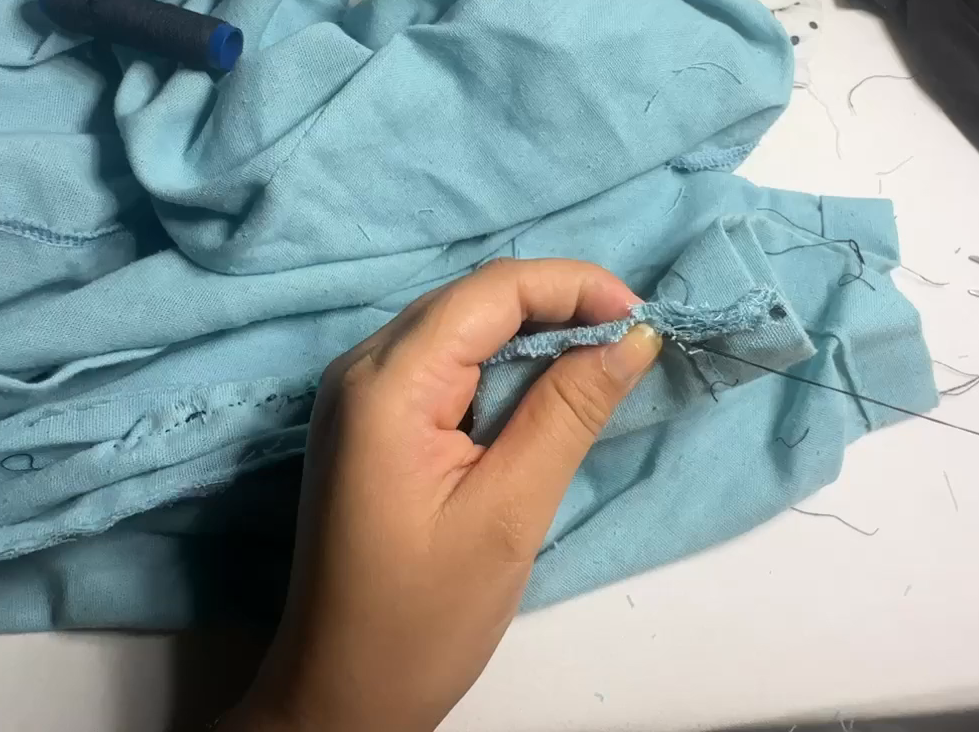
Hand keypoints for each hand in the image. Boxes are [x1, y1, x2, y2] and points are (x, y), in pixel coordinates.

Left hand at [223, 259, 662, 731]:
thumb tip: (634, 338)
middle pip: (476, 298)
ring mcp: (364, 386)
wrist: (340, 695)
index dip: (573, 286)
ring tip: (603, 354)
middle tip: (629, 339)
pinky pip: (452, 356)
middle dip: (560, 304)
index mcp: (387, 383)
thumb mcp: (510, 513)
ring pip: (466, 322)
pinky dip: (509, 358)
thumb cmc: (423, 617)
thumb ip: (570, 411)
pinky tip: (549, 378)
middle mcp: (365, 364)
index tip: (638, 318)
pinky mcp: (377, 411)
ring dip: (538, 328)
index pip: (491, 291)